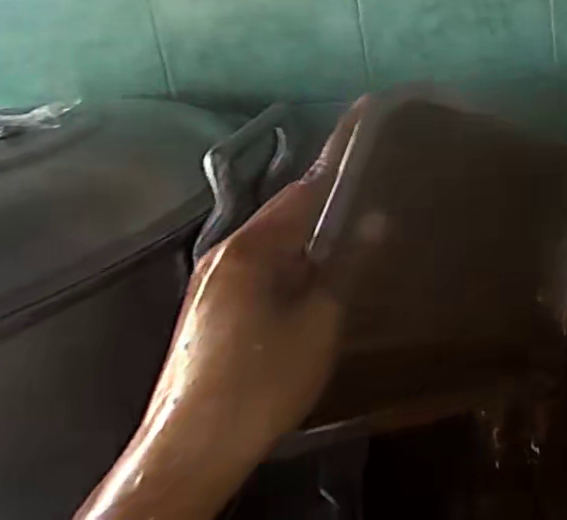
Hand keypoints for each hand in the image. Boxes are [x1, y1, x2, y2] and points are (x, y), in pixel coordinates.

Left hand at [76, 101, 380, 519]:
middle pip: (286, 208)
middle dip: (327, 194)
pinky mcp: (210, 307)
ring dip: (310, 229)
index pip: (306, 185)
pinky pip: (260, 262)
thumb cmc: (262, 379)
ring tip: (350, 224)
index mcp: (252, 246)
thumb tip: (378, 218)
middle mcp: (226, 252)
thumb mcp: (320, 320)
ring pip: (273, 238)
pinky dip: (292, 255)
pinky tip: (313, 274)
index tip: (363, 113)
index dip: (338, 151)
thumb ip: (349, 263)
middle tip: (369, 180)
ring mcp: (212, 280)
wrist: (189, 452)